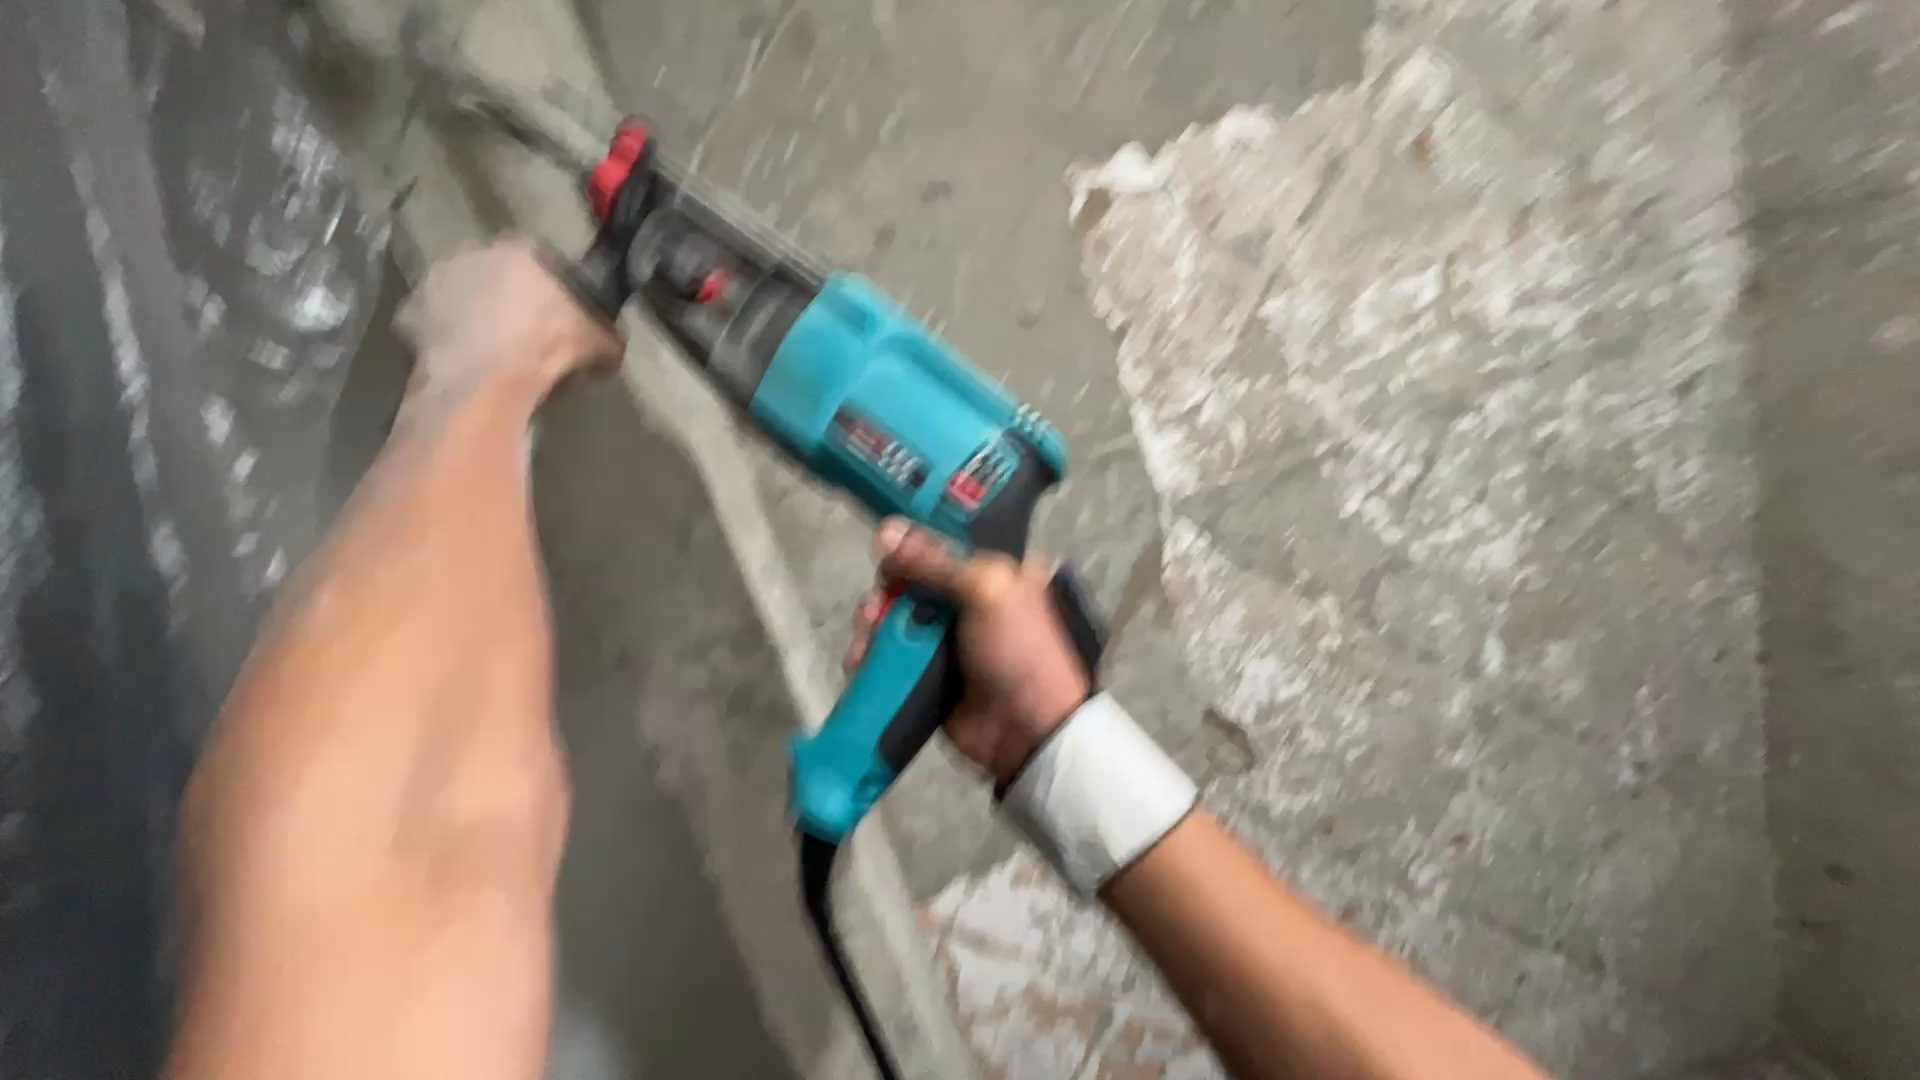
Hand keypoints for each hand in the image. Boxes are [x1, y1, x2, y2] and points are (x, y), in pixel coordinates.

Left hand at [397, 241, 623, 399]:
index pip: (538, 257)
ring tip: (489, 350)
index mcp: (521, 252)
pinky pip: (432, 324)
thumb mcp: (600, 345)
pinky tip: (462, 363)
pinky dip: (444, 340)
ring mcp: (434, 281)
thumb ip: (607, 336)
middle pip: (493, 272)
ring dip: (471, 316)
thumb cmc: (548, 349)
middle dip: (504, 296)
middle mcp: (473, 254)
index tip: (554, 311)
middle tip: (521, 331)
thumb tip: (614, 343)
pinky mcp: (408, 313)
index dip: (547, 285)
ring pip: (458, 295)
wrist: (487, 381)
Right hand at [846, 519, 1090, 785]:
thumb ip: (933, 561)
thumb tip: (885, 531)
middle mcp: (968, 600)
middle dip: (887, 587)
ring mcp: (945, 639)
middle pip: (912, 578)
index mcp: (996, 571)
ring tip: (868, 633)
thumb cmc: (1017, 648)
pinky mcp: (925, 674)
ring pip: (894, 617)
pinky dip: (870, 655)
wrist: (1026, 729)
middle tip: (878, 602)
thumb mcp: (985, 590)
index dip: (914, 539)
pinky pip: (888, 656)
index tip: (884, 541)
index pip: (946, 541)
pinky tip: (860, 659)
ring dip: (873, 622)